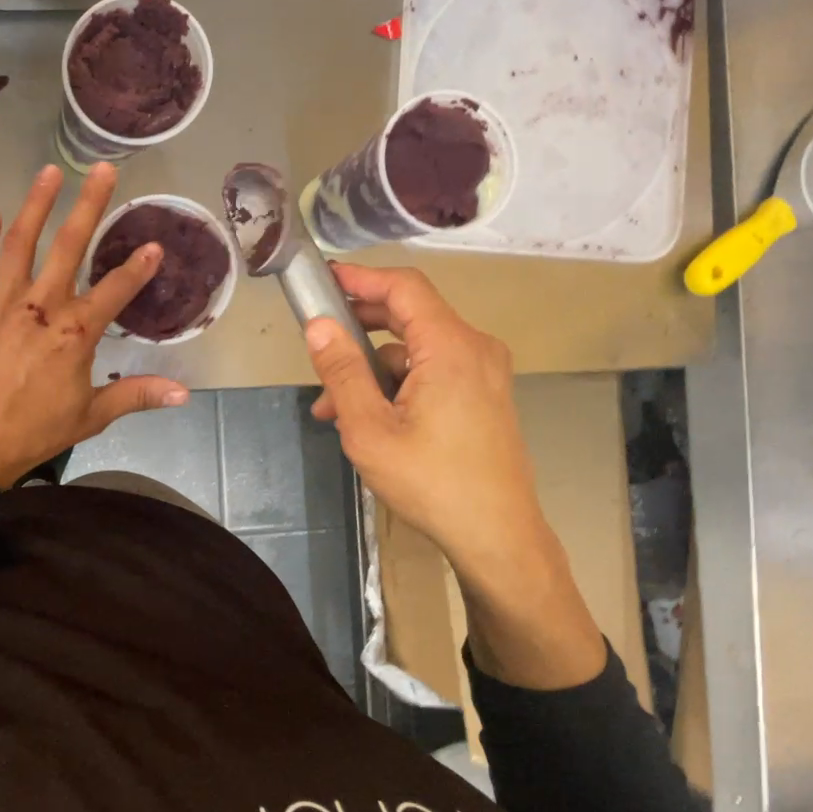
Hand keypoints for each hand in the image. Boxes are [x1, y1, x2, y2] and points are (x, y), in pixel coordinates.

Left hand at [0, 165, 189, 488]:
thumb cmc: (36, 431)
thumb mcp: (92, 415)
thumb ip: (136, 395)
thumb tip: (185, 393)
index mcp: (76, 333)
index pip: (115, 290)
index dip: (138, 267)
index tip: (155, 244)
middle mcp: (42, 307)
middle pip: (69, 247)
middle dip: (89, 205)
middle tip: (104, 169)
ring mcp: (4, 305)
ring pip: (20, 245)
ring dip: (36, 206)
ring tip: (49, 172)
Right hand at [305, 264, 603, 688]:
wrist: (496, 535)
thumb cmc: (430, 481)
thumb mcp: (369, 428)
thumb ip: (342, 371)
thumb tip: (318, 326)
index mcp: (450, 347)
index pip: (404, 288)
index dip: (361, 277)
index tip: (322, 278)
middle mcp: (474, 349)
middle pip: (410, 314)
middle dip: (358, 325)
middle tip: (316, 339)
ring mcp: (482, 373)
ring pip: (415, 349)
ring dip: (370, 367)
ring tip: (331, 406)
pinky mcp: (482, 395)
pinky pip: (430, 371)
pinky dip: (394, 384)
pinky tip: (364, 419)